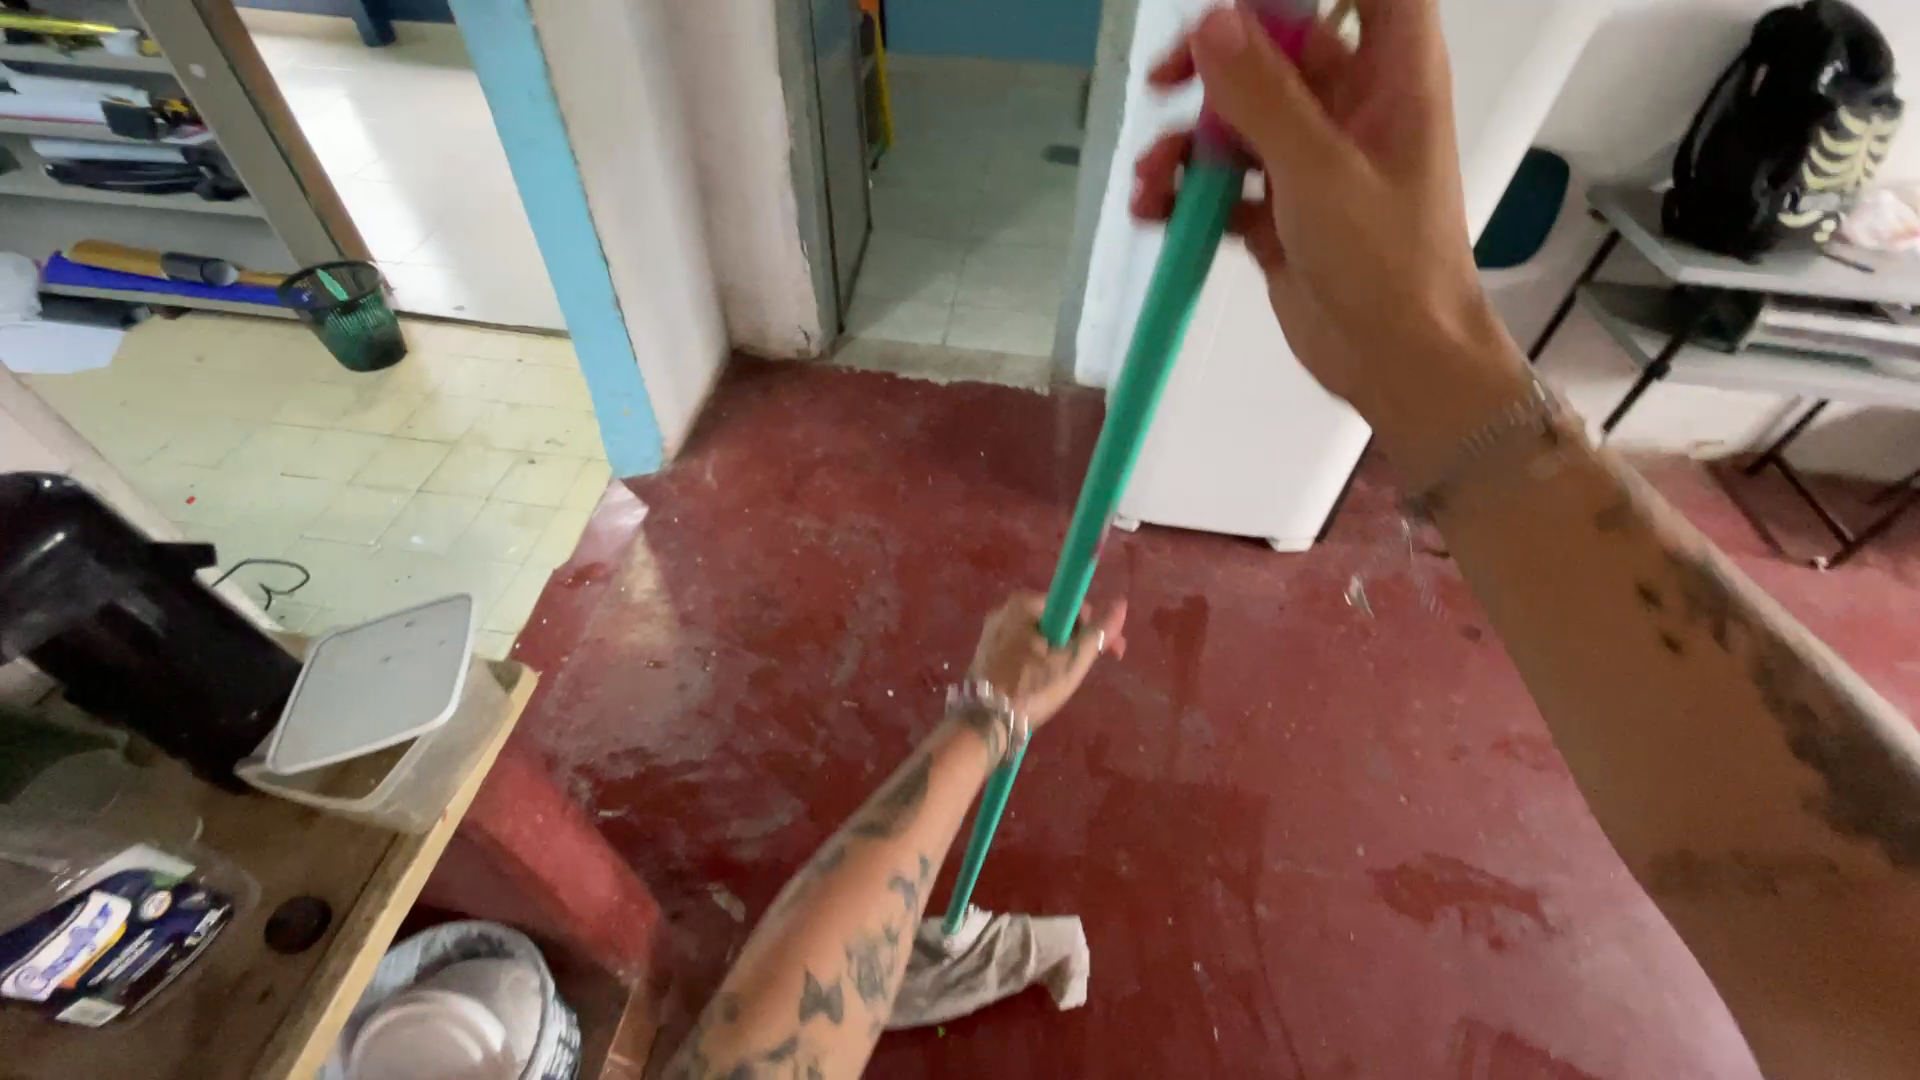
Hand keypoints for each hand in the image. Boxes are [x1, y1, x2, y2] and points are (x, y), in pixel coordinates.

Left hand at [968, 593, 1126, 729]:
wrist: (984, 722)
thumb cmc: (1031, 688)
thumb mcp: (1071, 662)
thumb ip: (1098, 633)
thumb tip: (1121, 604)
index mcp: (1023, 604)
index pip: (1073, 607)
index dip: (1095, 629)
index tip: (1111, 652)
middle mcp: (1004, 609)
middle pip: (1055, 621)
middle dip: (1077, 642)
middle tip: (1089, 670)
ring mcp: (992, 631)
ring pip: (1039, 636)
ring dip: (1058, 653)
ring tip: (1064, 680)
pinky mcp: (986, 651)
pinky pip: (1022, 647)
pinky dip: (1037, 660)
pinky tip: (1041, 681)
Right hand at [1131, 1, 1526, 463]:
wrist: (1392, 357)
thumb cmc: (1381, 259)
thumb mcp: (1319, 170)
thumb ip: (1262, 97)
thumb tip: (1210, 23)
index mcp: (1390, 73)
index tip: (1230, 8)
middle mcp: (1349, 108)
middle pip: (1277, 54)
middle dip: (1213, 71)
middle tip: (1157, 88)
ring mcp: (1311, 165)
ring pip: (1240, 127)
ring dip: (1188, 147)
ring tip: (1147, 183)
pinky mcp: (1280, 215)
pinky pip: (1227, 187)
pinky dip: (1190, 197)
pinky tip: (1155, 213)